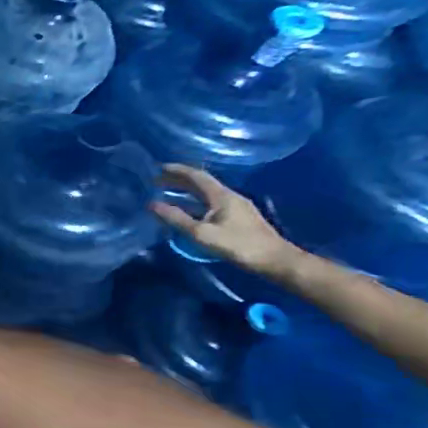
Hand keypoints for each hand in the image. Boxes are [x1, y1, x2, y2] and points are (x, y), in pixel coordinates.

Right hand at [151, 164, 303, 277]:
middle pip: (202, 183)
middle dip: (179, 180)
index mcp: (221, 196)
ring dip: (186, 192)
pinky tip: (187, 210)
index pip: (197, 176)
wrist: (275, 259)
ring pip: (206, 193)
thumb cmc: (238, 245)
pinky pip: (211, 203)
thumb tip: (151, 205)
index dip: (177, 170)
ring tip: (167, 194)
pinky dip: (194, 202)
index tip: (158, 168)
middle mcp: (229, 196)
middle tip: (157, 181)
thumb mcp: (201, 233)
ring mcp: (236, 207)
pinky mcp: (238, 217)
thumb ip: (176, 218)